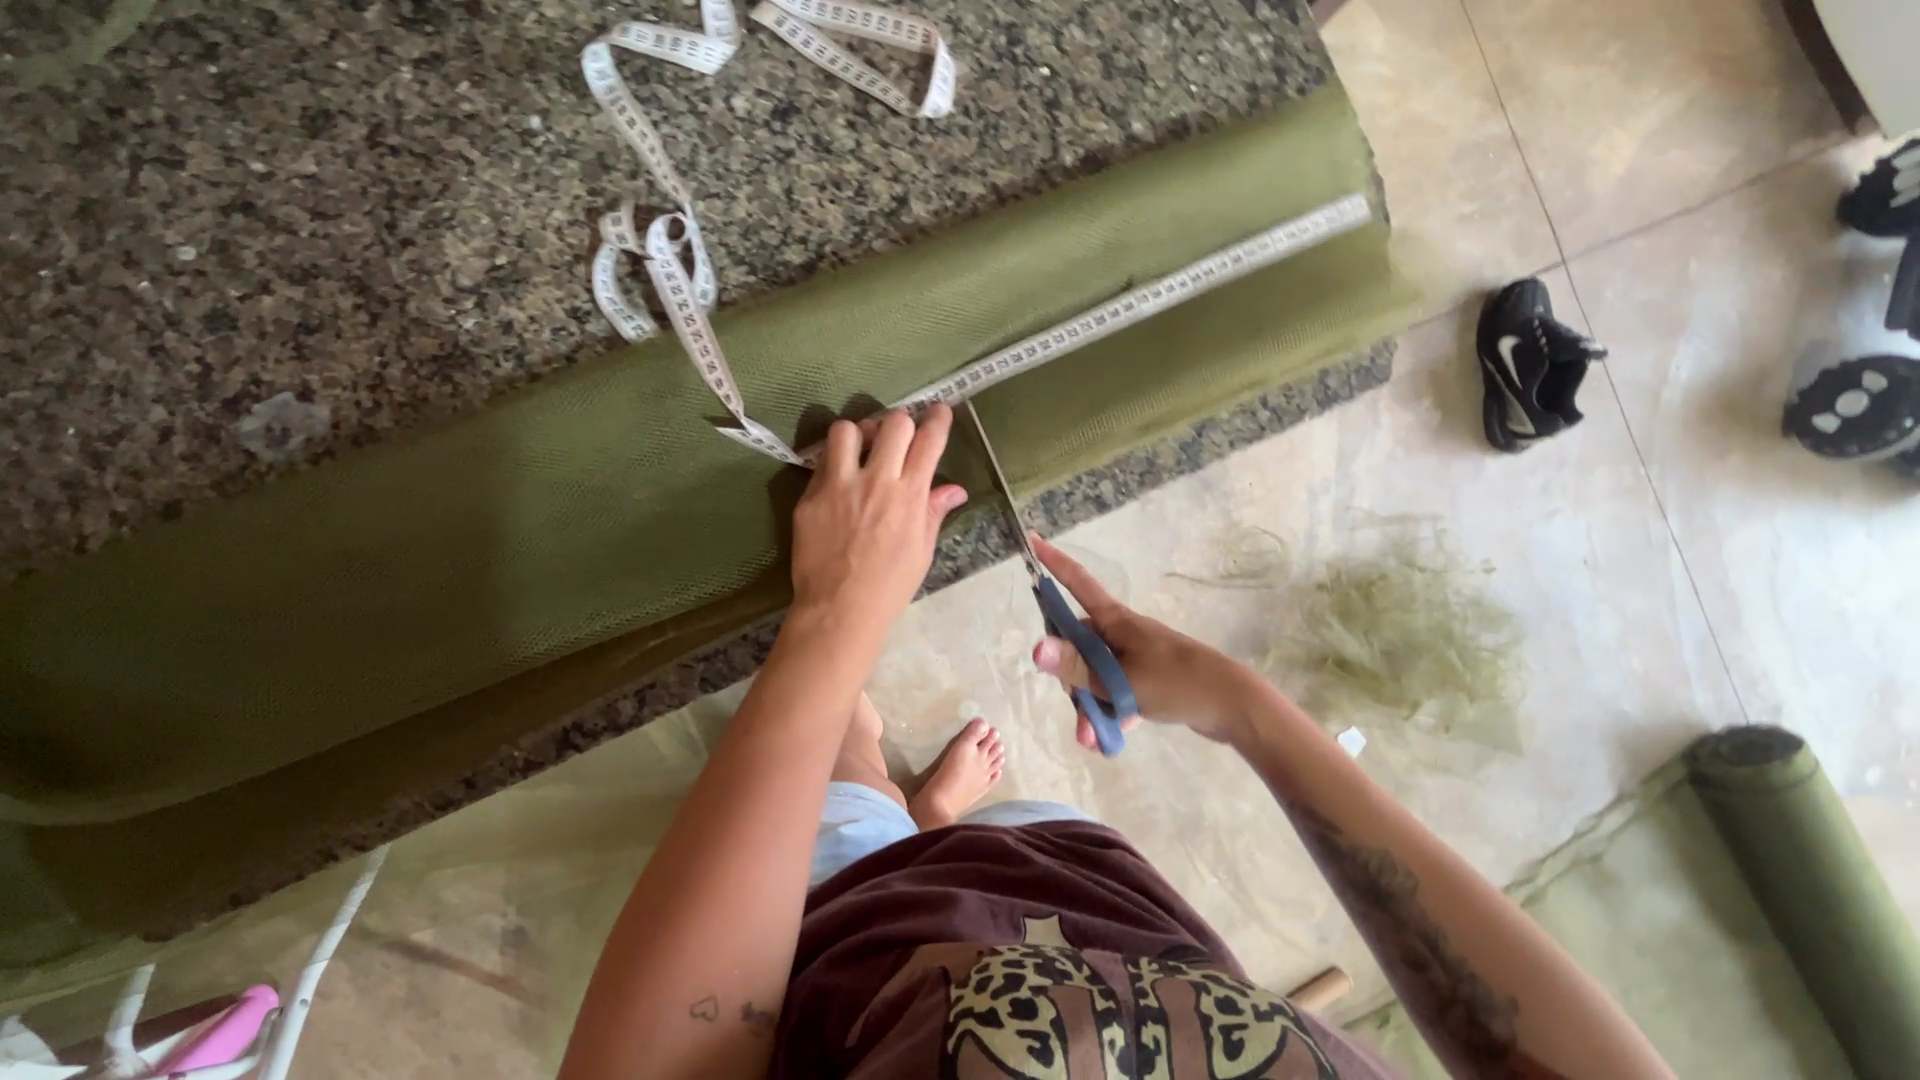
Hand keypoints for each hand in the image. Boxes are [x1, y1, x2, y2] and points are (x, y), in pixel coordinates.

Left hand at [790, 404, 967, 635]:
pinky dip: (834, 465)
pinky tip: (837, 481)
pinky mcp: (810, 497)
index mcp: (910, 495)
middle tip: (898, 432)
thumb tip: (954, 490)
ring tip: (860, 447)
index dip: (937, 419)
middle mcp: (876, 481)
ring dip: (858, 434)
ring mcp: (839, 485)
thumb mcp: (922, 551)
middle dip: (900, 422)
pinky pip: (821, 464)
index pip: (929, 441)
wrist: (840, 609)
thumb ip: (933, 512)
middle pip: (892, 424)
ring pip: (846, 431)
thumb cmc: (890, 586)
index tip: (939, 410)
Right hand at [1029, 535, 1260, 746]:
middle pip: (1078, 646)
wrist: (1232, 704)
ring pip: (1097, 676)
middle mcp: (1122, 633)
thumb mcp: (1119, 680)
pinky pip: (1117, 691)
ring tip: (1093, 738)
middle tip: (1078, 715)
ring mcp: (1136, 655)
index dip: (1054, 563)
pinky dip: (1111, 712)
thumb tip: (1034, 649)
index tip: (1032, 541)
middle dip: (1071, 681)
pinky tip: (1111, 737)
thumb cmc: (1175, 683)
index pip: (1077, 583)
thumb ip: (1077, 667)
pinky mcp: (1148, 678)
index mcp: (1115, 621)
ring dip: (1090, 707)